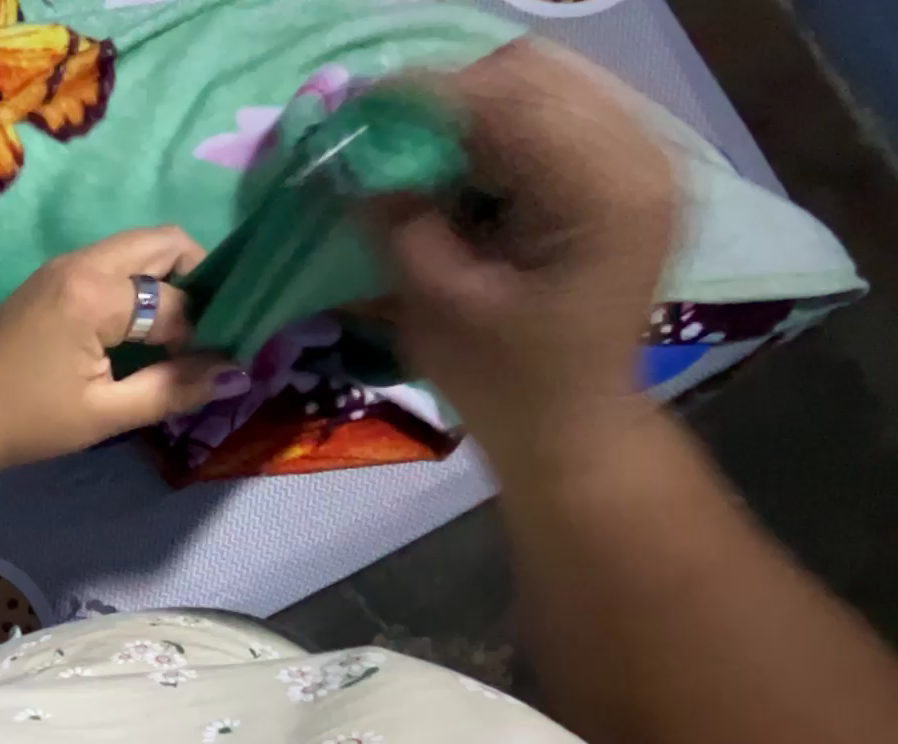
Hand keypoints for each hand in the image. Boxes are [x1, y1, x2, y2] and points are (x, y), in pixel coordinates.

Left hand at [0, 226, 250, 481]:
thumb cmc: (26, 424)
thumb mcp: (104, 414)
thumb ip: (172, 390)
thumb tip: (237, 374)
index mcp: (95, 292)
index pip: (179, 302)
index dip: (205, 337)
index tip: (213, 370)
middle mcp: (81, 262)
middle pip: (165, 244)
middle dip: (199, 281)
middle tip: (202, 334)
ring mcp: (59, 267)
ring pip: (135, 251)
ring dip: (165, 283)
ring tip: (172, 338)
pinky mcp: (45, 281)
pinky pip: (107, 266)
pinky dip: (134, 287)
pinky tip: (132, 333)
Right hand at [371, 41, 677, 462]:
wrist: (569, 424)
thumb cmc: (503, 381)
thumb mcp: (439, 307)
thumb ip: (402, 226)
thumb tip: (355, 166)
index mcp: (603, 191)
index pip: (509, 99)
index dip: (422, 98)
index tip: (351, 116)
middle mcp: (638, 155)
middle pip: (534, 72)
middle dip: (444, 99)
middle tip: (381, 142)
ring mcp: (636, 161)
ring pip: (543, 87)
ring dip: (466, 114)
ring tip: (410, 157)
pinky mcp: (617, 178)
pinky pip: (549, 120)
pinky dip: (490, 134)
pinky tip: (453, 173)